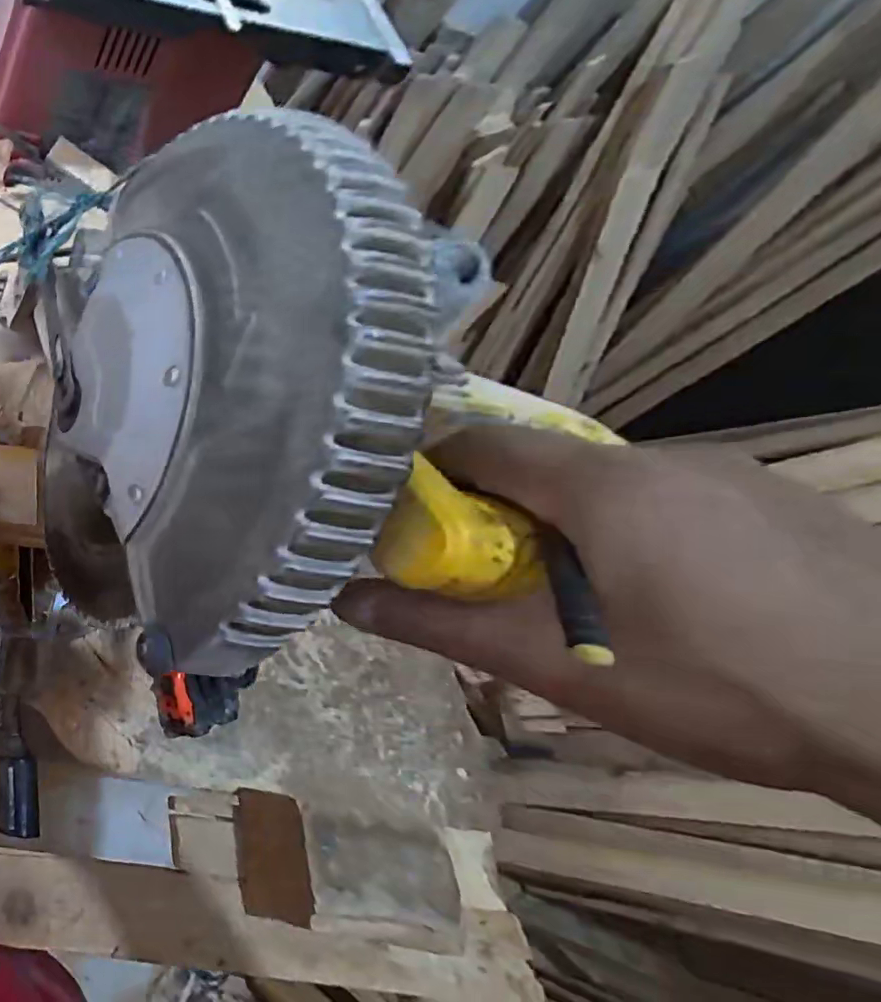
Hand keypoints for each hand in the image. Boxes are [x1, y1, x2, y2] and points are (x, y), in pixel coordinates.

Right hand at [334, 425, 880, 816]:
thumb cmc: (724, 684)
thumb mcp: (555, 662)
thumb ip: (438, 622)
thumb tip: (342, 601)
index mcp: (604, 482)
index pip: (476, 443)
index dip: (422, 471)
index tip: (401, 520)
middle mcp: (664, 459)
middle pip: (535, 464)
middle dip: (487, 510)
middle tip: (476, 573)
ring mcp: (732, 477)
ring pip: (600, 484)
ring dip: (554, 523)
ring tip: (562, 595)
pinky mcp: (783, 506)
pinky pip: (663, 499)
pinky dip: (621, 530)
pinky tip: (653, 597)